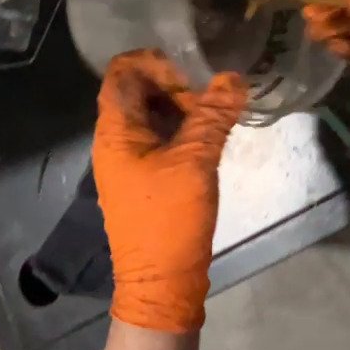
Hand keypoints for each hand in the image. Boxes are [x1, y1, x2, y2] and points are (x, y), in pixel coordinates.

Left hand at [92, 50, 246, 332]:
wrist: (160, 287)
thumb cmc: (169, 220)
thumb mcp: (195, 163)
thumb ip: (214, 116)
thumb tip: (235, 78)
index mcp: (115, 130)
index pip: (122, 71)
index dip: (155, 62)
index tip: (191, 76)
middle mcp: (115, 139)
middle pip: (138, 90)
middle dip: (176, 85)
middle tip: (210, 100)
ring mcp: (128, 160)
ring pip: (152, 114)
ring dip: (183, 108)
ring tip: (216, 117)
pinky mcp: (144, 177)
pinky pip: (160, 137)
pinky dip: (183, 129)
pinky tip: (210, 138)